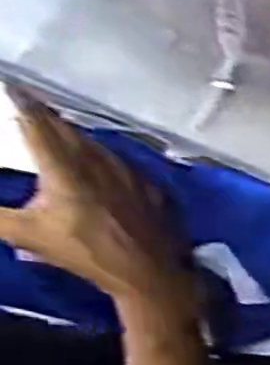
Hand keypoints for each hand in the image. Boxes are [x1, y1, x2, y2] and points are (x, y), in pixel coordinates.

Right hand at [0, 86, 193, 311]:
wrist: (155, 278)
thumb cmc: (89, 255)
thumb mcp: (23, 231)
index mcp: (69, 173)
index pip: (41, 128)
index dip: (24, 105)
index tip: (10, 86)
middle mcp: (106, 171)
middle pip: (73, 134)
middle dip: (49, 117)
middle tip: (29, 104)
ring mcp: (138, 183)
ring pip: (103, 149)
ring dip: (79, 137)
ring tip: (60, 129)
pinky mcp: (160, 197)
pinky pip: (130, 168)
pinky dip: (110, 158)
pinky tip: (102, 159)